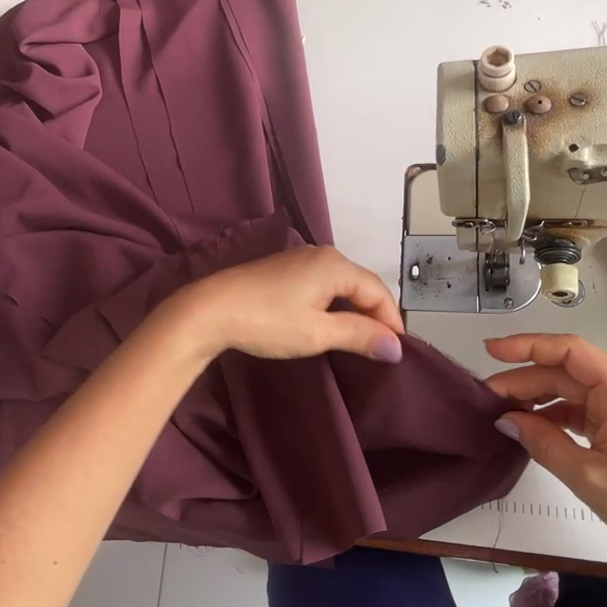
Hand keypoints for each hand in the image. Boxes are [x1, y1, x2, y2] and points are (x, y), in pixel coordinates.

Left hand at [170, 246, 404, 362]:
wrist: (209, 310)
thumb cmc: (267, 321)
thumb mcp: (317, 333)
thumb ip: (359, 336)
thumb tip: (395, 346)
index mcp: (336, 265)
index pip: (378, 291)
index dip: (391, 321)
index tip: (397, 352)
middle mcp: (322, 255)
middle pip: (361, 284)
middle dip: (374, 315)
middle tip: (380, 349)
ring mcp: (300, 259)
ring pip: (341, 284)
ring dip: (353, 310)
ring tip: (358, 341)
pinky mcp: (282, 269)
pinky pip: (321, 284)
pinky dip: (333, 304)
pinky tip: (328, 324)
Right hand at [485, 333, 606, 569]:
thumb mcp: (587, 476)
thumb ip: (542, 442)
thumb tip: (506, 420)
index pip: (569, 351)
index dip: (527, 345)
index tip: (492, 351)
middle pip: (566, 372)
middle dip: (524, 380)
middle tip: (486, 396)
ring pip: (571, 392)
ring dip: (537, 398)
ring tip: (502, 412)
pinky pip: (582, 411)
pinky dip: (554, 416)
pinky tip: (531, 428)